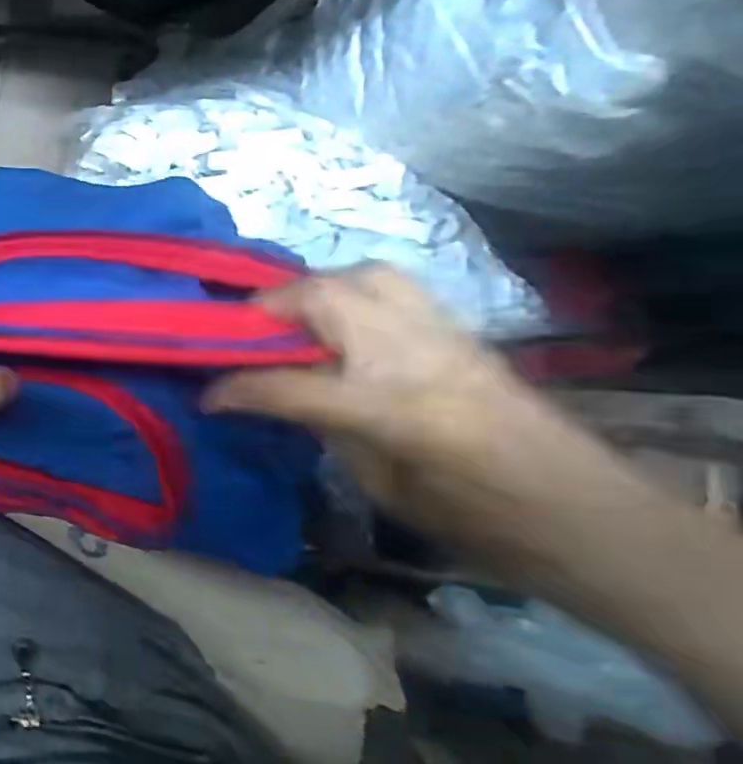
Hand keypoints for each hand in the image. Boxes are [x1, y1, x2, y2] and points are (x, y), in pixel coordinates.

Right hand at [206, 264, 654, 570]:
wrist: (590, 518)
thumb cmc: (475, 518)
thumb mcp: (378, 484)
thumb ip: (318, 426)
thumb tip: (263, 396)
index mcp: (389, 406)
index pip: (284, 384)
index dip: (233, 388)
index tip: (203, 394)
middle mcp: (412, 354)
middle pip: (320, 297)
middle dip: (267, 310)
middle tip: (245, 335)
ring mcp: (442, 335)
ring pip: (361, 276)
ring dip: (314, 290)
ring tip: (295, 318)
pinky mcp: (461, 331)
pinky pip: (394, 286)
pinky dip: (354, 290)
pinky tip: (343, 319)